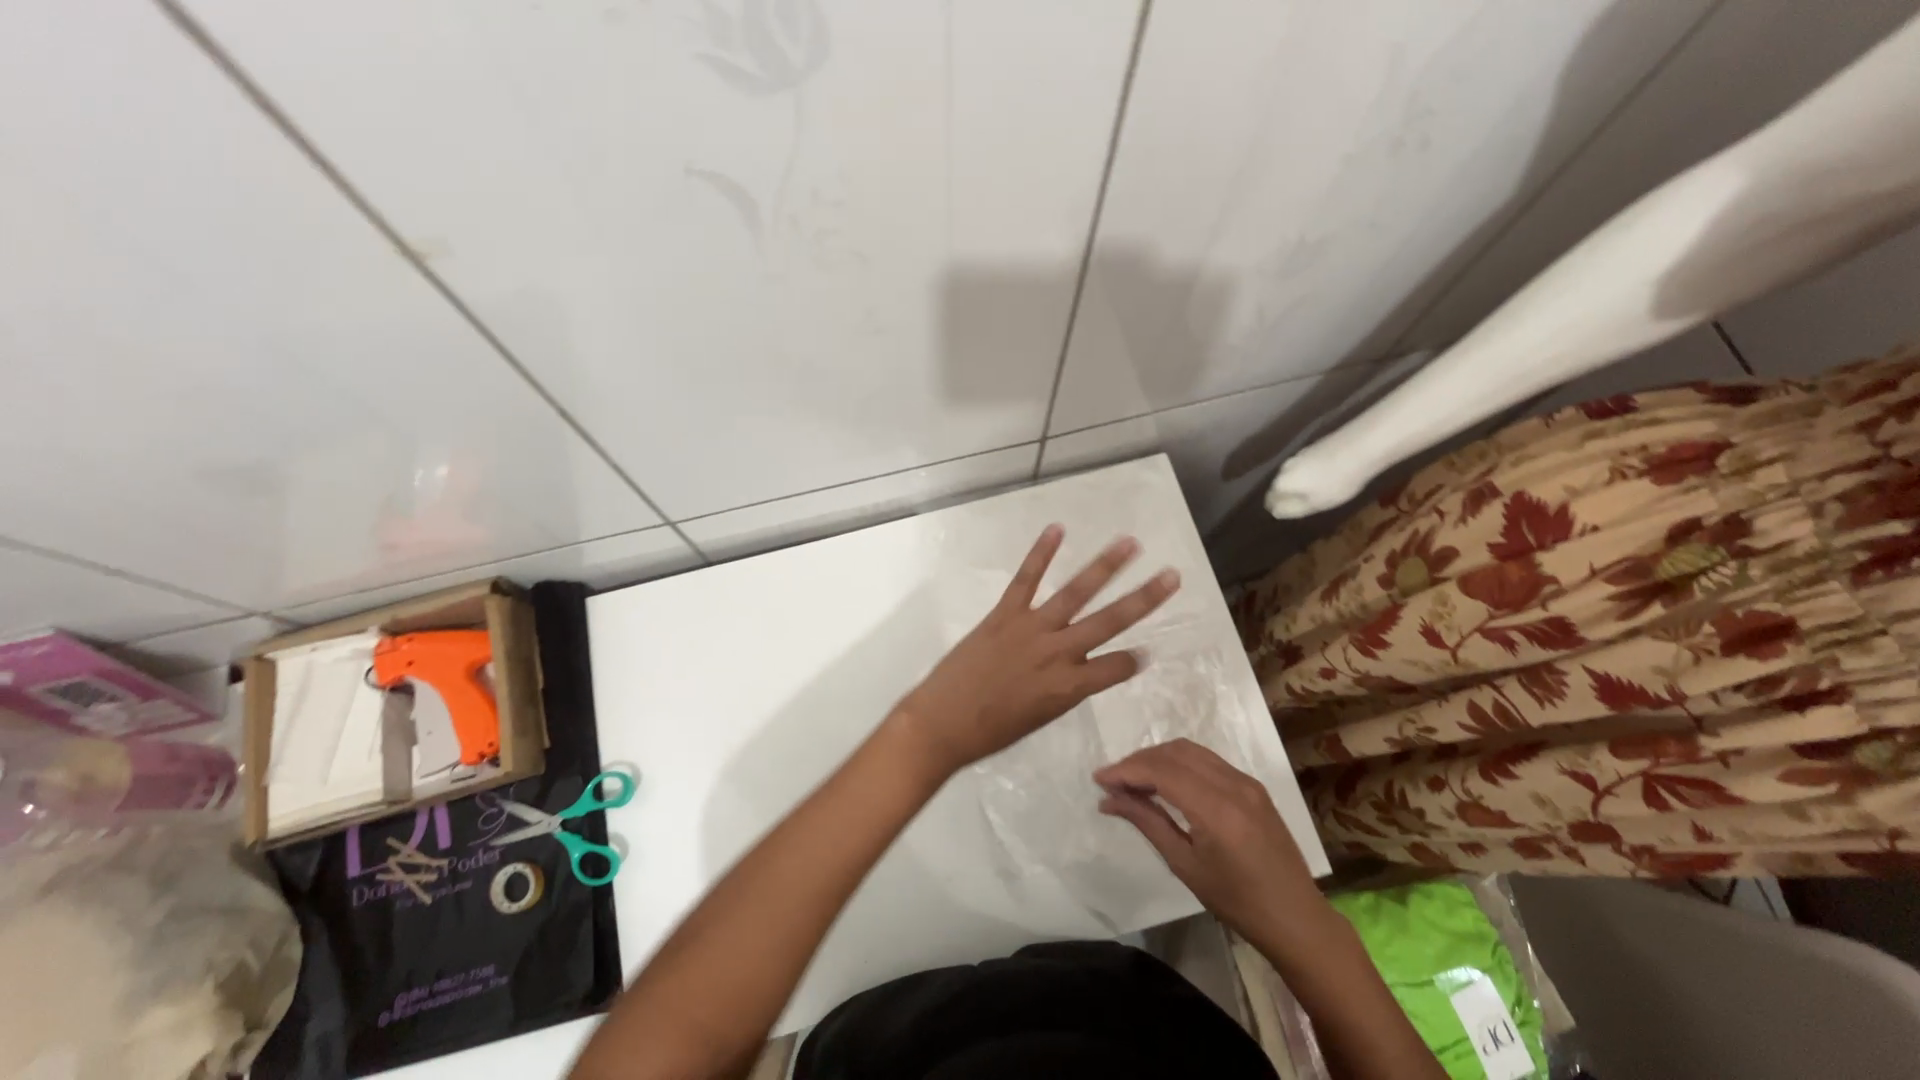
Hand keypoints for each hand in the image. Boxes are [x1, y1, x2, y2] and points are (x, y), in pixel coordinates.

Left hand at [890, 526, 1180, 775]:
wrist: (942, 723)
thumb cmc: (990, 731)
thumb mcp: (1039, 718)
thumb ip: (1063, 690)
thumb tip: (1079, 669)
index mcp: (1070, 687)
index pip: (1117, 667)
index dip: (1134, 660)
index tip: (1147, 651)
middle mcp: (1058, 653)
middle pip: (1110, 621)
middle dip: (1145, 598)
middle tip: (1172, 575)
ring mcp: (1031, 629)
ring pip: (1076, 592)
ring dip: (1105, 565)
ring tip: (1130, 543)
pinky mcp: (1004, 614)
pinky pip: (1027, 579)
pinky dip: (1041, 553)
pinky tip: (1057, 529)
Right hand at [1095, 739, 1329, 951]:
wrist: (1293, 916)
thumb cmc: (1235, 900)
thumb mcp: (1184, 864)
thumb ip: (1147, 823)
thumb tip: (1109, 800)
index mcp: (1216, 809)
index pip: (1162, 771)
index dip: (1126, 770)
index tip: (1098, 779)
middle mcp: (1234, 785)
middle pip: (1175, 753)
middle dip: (1139, 761)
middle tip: (1112, 781)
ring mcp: (1247, 782)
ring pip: (1192, 751)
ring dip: (1159, 758)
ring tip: (1134, 780)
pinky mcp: (1254, 787)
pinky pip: (1209, 761)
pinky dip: (1181, 763)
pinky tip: (1165, 782)